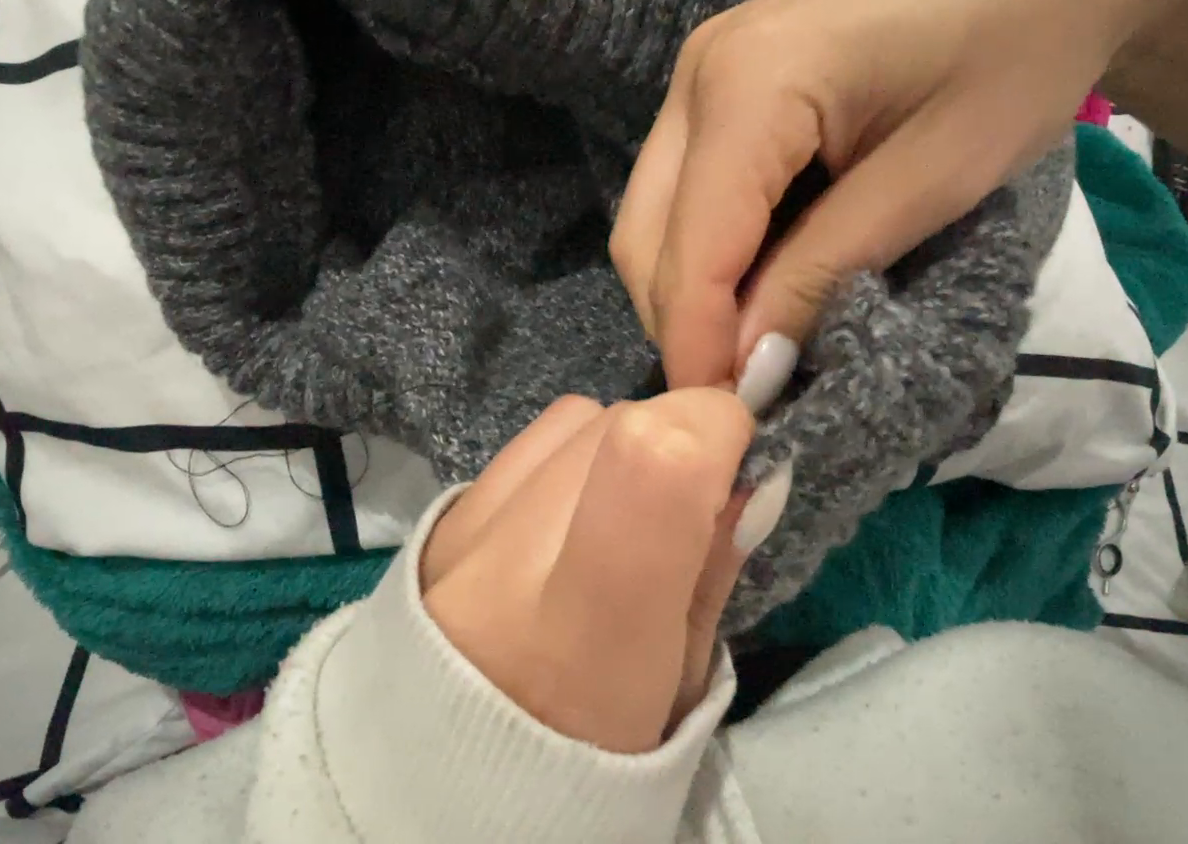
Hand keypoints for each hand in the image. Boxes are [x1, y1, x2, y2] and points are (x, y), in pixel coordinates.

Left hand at [419, 390, 779, 753]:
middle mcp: (510, 563)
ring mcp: (462, 529)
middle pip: (619, 424)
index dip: (712, 429)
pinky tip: (568, 512)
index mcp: (586, 636)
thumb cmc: (590, 754)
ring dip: (622, 443)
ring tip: (619, 514)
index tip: (740, 462)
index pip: (654, 461)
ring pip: (576, 417)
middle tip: (682, 507)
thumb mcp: (681, 690)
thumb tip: (744, 471)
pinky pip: (529, 438)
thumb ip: (712, 571)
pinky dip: (571, 452)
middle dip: (679, 439)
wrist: (453, 771)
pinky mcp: (443, 512)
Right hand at [611, 0, 1187, 388]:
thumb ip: (826, 272)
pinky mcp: (717, 88)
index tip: (726, 431)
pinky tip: (756, 284)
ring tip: (749, 350)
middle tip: (740, 396)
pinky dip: (708, 254)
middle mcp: (695, 77)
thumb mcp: (932, 181)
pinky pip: (683, 193)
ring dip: (690, 294)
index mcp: (749, 85)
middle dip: (681, 326)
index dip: (699, 345)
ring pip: (652, 219)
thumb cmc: (1017, 54)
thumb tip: (747, 367)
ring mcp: (697, 77)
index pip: (693, 245)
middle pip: (645, 237)